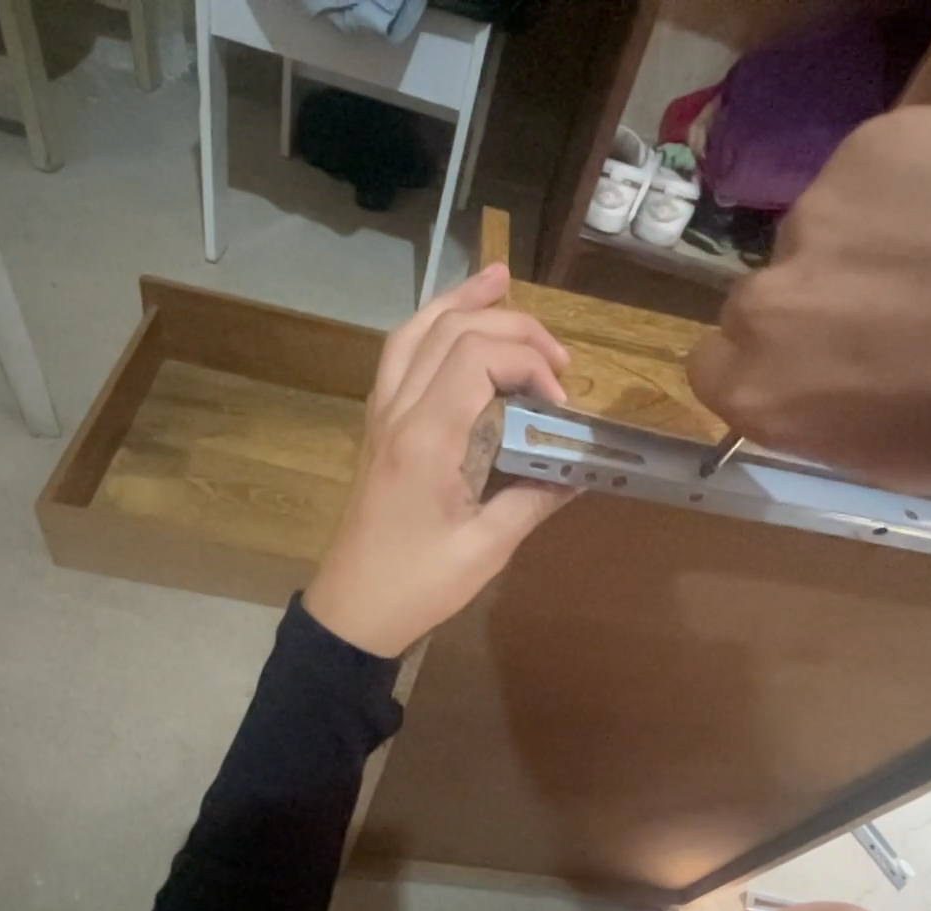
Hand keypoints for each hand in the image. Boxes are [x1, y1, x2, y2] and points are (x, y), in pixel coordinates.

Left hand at [303, 265, 574, 657]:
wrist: (352, 610)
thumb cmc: (417, 586)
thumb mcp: (487, 548)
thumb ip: (534, 499)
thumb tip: (578, 469)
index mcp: (426, 438)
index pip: (478, 357)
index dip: (528, 363)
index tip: (559, 406)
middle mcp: (398, 411)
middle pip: (450, 332)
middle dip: (511, 327)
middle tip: (558, 358)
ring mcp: (380, 415)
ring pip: (414, 332)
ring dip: (459, 303)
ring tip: (500, 281)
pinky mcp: (377, 426)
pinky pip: (399, 358)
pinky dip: (431, 330)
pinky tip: (455, 326)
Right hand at [686, 102, 930, 492]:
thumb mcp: (893, 458)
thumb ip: (815, 411)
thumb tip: (803, 370)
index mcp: (764, 390)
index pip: (714, 366)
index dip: (771, 366)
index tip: (823, 367)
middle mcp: (767, 300)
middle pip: (761, 297)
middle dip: (818, 306)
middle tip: (907, 312)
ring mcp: (822, 210)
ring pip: (821, 229)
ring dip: (869, 244)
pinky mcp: (885, 138)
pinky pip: (876, 171)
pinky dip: (918, 188)